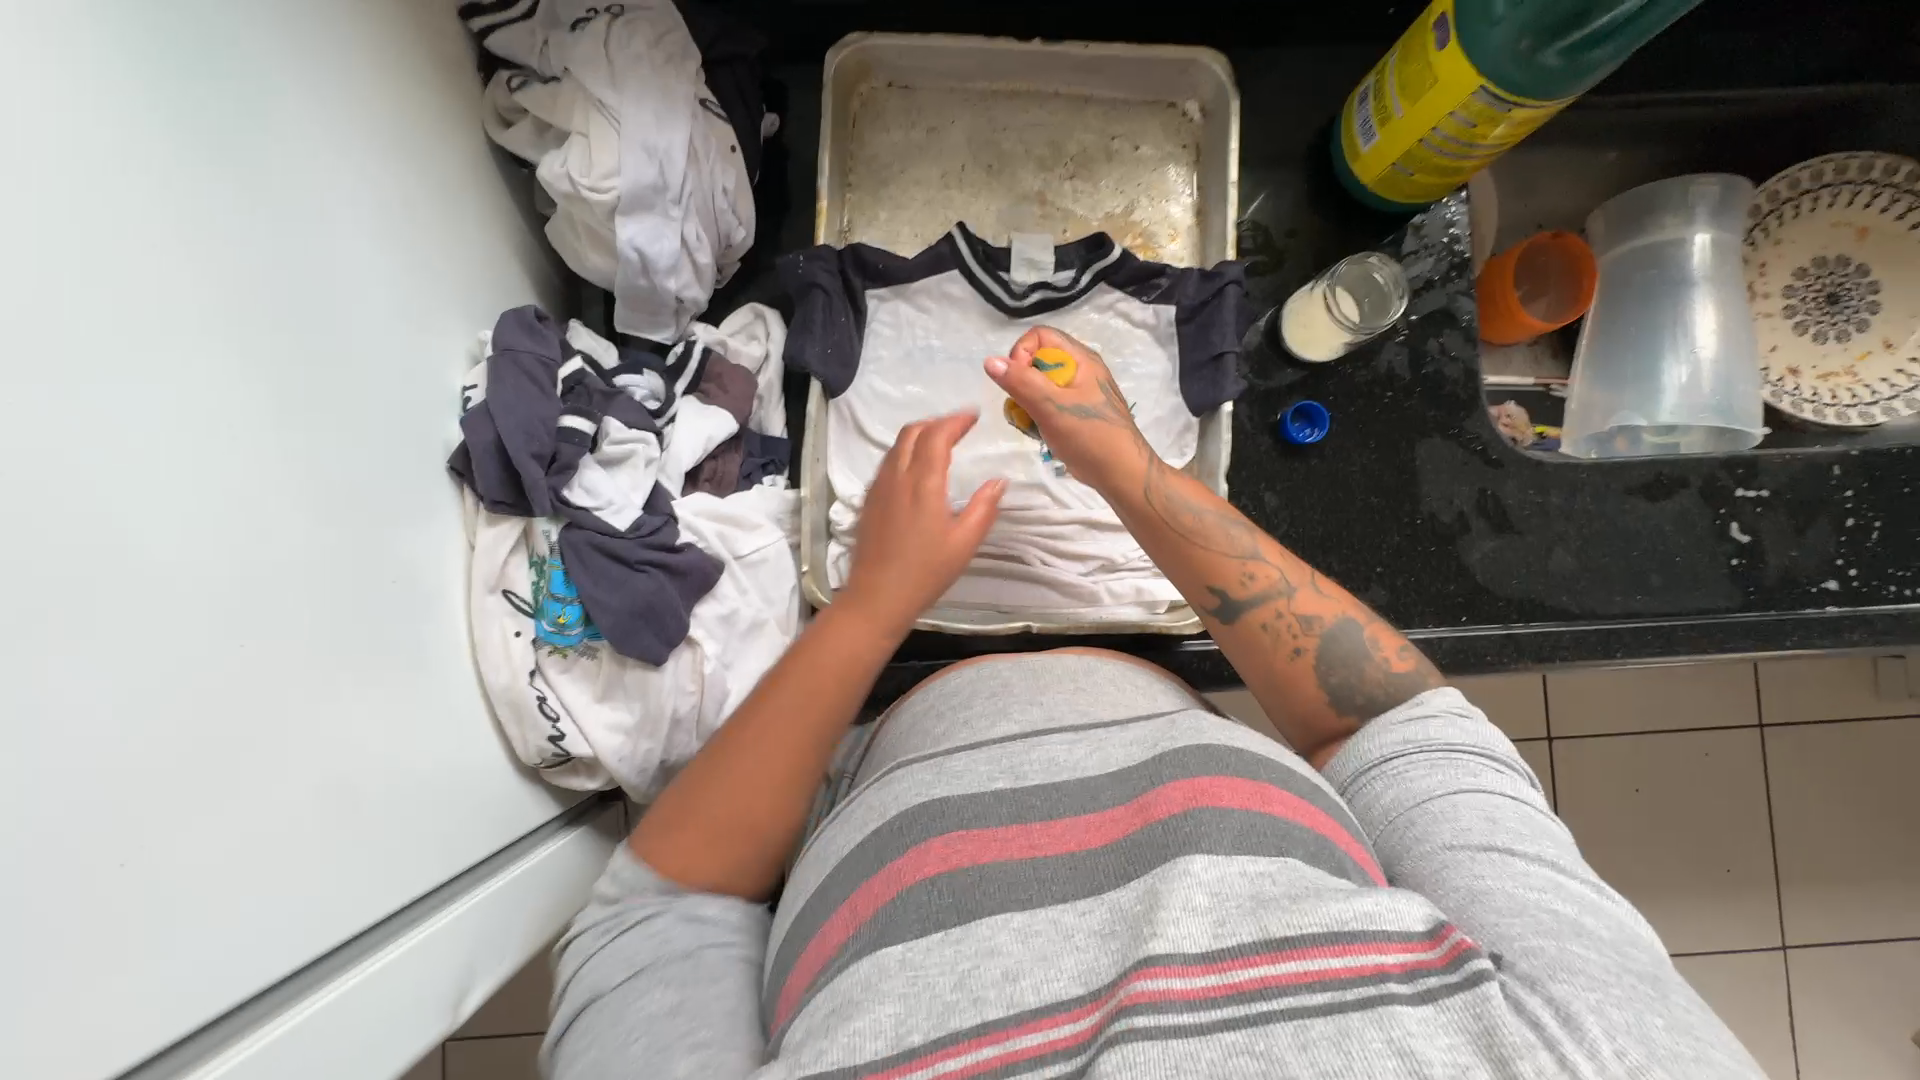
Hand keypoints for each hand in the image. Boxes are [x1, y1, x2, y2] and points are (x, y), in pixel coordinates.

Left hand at [840, 411, 1005, 636]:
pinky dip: (904, 453)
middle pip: (912, 432)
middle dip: (936, 423)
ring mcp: (878, 488)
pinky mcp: (868, 501)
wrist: (877, 597)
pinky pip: (887, 463)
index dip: (956, 421)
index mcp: (923, 482)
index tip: (974, 418)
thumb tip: (999, 481)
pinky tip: (916, 471)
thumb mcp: (964, 542)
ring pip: (896, 446)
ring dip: (919, 436)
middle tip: (958, 428)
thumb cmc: (926, 572)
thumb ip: (984, 508)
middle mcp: (896, 476)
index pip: (937, 435)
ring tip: (939, 443)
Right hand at [985, 327, 1154, 492]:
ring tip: (1031, 423)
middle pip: (1038, 360)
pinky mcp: (1076, 412)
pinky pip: (1048, 403)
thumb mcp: (1051, 407)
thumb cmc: (1089, 436)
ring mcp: (1079, 392)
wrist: (1120, 473)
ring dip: (1027, 401)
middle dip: (1022, 381)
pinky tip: (1039, 432)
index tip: (1017, 382)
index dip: (1021, 354)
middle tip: (1023, 406)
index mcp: (1080, 359)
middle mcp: (1080, 369)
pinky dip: (1037, 414)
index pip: (1039, 336)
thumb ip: (1020, 383)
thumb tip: (990, 361)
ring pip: (1040, 384)